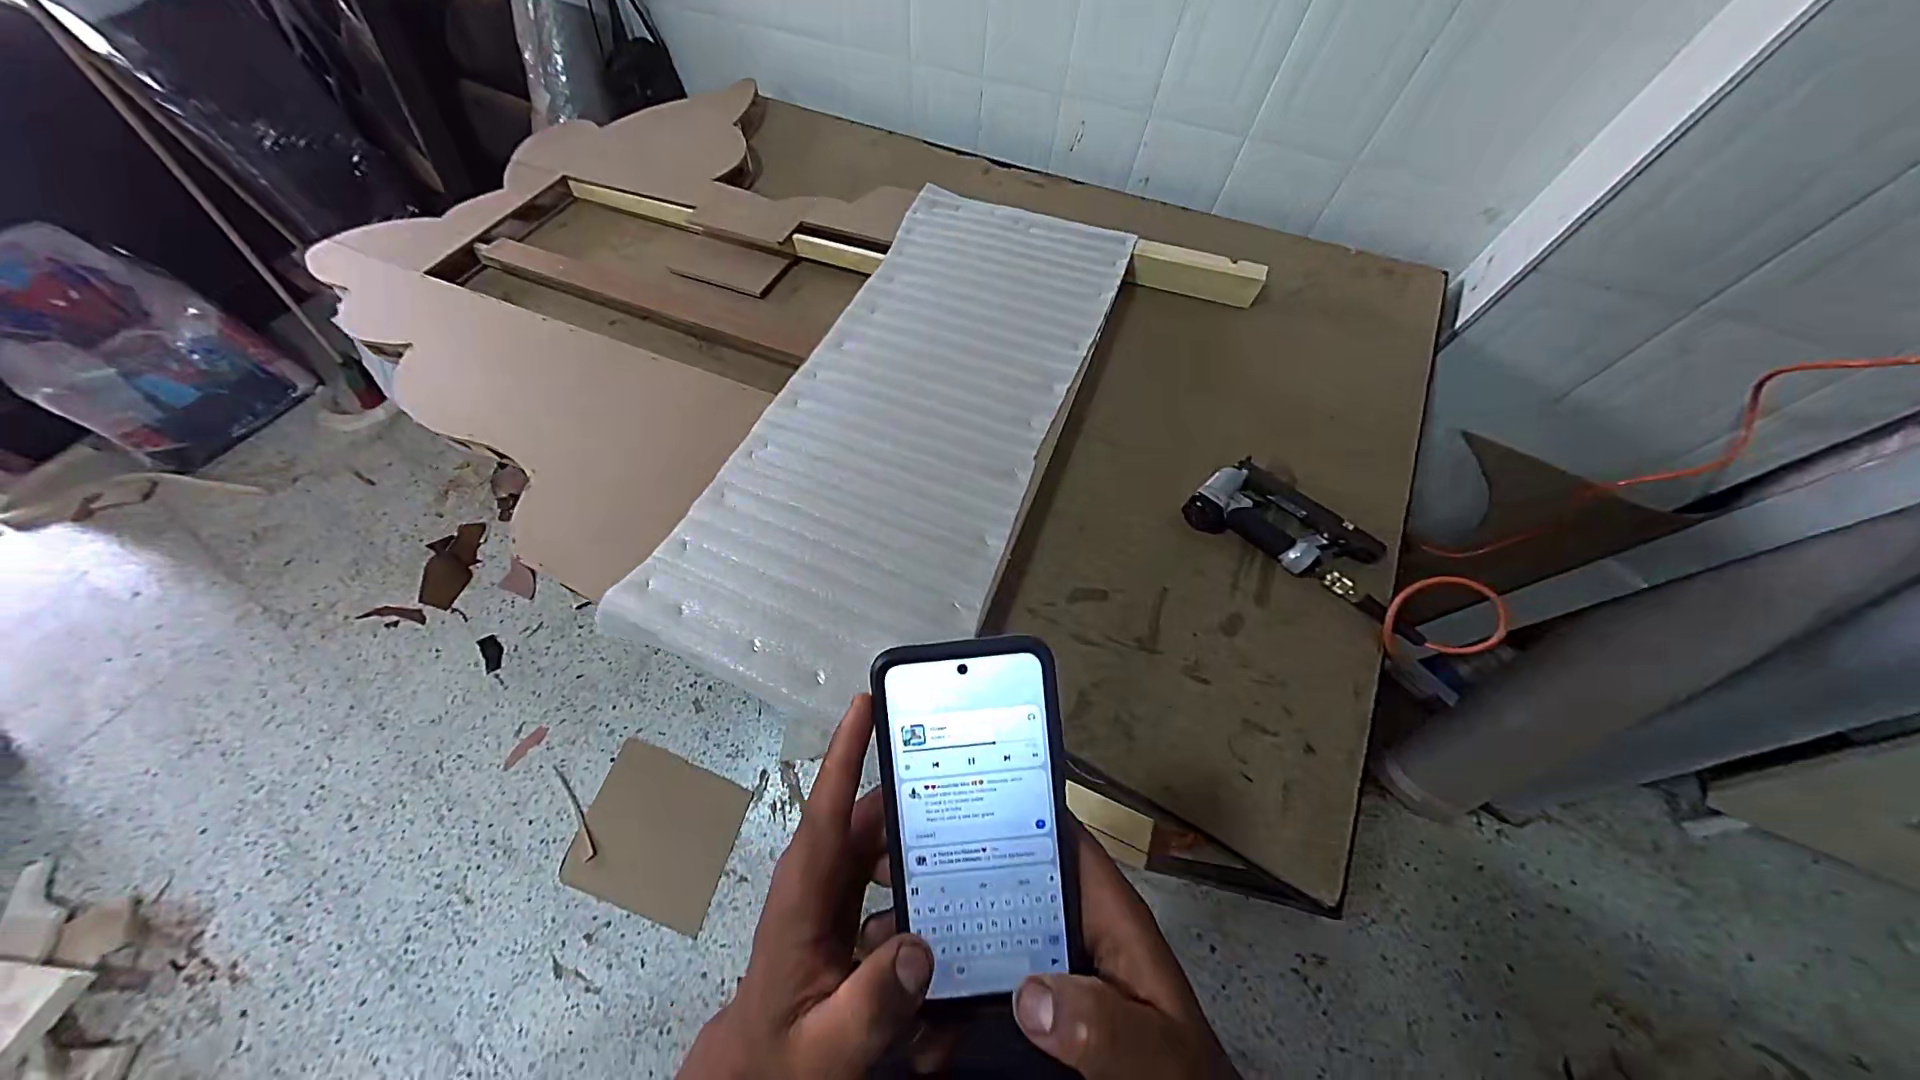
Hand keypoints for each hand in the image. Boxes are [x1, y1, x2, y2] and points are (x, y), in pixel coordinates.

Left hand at [679, 695, 932, 1078]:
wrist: (759, 1071)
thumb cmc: (778, 1056)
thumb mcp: (826, 1045)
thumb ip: (872, 1004)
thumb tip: (921, 947)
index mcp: (802, 897)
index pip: (826, 811)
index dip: (847, 752)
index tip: (866, 704)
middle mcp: (818, 881)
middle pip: (868, 820)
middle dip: (911, 794)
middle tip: (964, 778)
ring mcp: (834, 894)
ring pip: (882, 844)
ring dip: (918, 835)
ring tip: (968, 832)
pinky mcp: (850, 910)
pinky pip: (889, 873)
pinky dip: (916, 869)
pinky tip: (948, 889)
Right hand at [858, 818, 1237, 1077]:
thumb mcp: (1157, 1054)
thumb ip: (1108, 1025)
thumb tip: (1032, 996)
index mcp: (1107, 917)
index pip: (1059, 838)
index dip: (1011, 809)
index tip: (953, 801)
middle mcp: (1074, 931)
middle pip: (1010, 879)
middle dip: (955, 871)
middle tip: (898, 869)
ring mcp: (1053, 969)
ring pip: (988, 932)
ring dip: (944, 936)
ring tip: (893, 937)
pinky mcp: (1037, 1010)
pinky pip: (984, 986)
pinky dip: (951, 995)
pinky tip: (920, 1012)